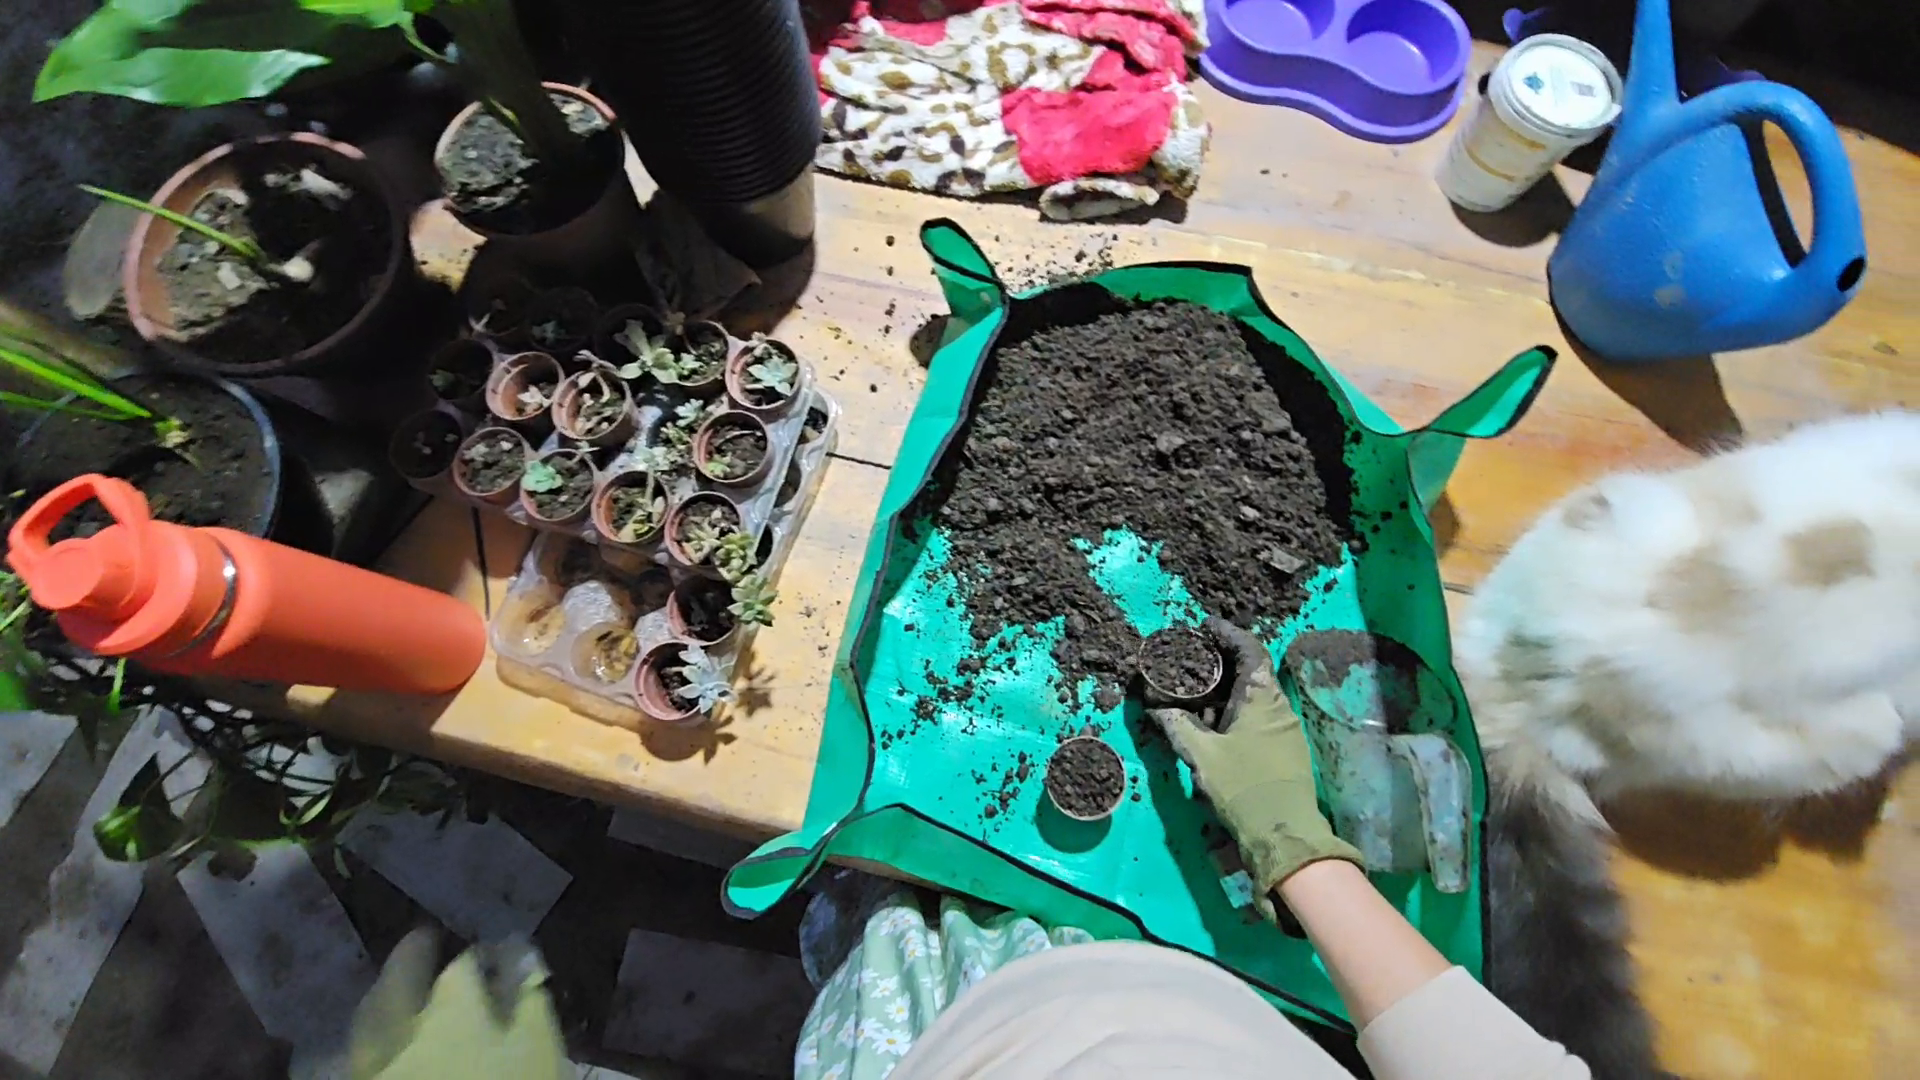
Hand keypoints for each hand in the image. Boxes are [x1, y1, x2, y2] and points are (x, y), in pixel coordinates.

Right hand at [1147, 619, 1359, 918]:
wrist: (1285, 836)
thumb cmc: (1244, 787)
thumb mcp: (1201, 754)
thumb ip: (1177, 725)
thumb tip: (1155, 707)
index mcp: (1262, 698)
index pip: (1250, 650)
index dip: (1228, 634)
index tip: (1206, 627)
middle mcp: (1277, 707)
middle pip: (1250, 671)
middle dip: (1219, 662)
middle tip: (1190, 658)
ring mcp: (1282, 729)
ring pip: (1250, 696)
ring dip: (1222, 689)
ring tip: (1190, 689)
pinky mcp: (1281, 750)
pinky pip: (1252, 716)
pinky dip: (1229, 710)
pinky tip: (1206, 721)